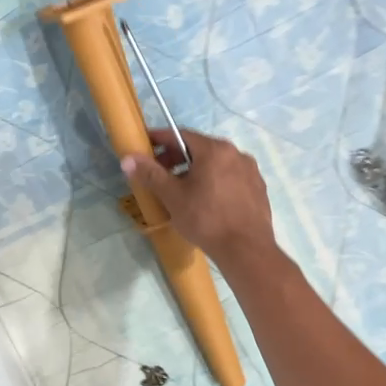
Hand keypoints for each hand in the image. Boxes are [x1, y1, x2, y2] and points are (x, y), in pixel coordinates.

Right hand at [121, 127, 276, 268]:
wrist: (246, 249)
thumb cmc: (205, 218)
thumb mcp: (172, 196)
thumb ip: (150, 174)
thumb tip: (128, 158)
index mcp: (214, 150)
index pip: (181, 135)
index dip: (160, 139)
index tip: (145, 145)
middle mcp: (236, 153)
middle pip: (200, 148)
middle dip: (177, 157)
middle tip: (160, 173)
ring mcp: (250, 171)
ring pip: (216, 163)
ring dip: (195, 169)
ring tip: (182, 189)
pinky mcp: (258, 188)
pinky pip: (230, 176)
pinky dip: (214, 180)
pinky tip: (206, 200)